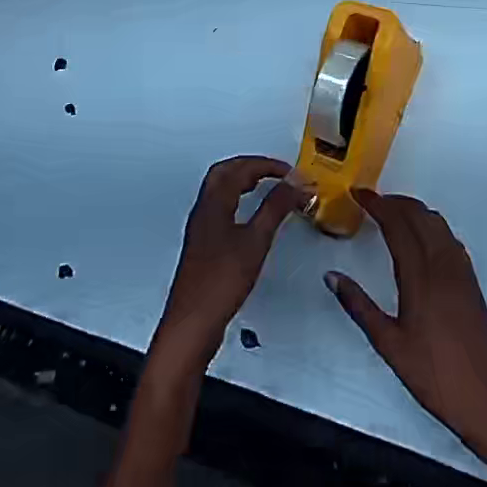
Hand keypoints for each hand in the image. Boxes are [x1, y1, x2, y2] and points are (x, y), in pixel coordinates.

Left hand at [156, 155, 304, 347]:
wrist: (193, 322)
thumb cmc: (219, 283)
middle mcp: (203, 211)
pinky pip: (221, 207)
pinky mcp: (204, 245)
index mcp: (213, 203)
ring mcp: (201, 228)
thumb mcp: (256, 241)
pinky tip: (251, 216)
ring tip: (268, 187)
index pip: (239, 168)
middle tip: (277, 172)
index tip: (289, 171)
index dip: (266, 164)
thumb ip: (275, 208)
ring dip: (244, 181)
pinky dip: (239, 199)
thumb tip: (293, 182)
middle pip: (225, 173)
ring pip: (220, 190)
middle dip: (252, 166)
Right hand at [327, 190, 486, 486]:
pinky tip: (422, 236)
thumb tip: (332, 276)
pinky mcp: (472, 282)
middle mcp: (443, 267)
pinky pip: (450, 239)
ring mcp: (462, 272)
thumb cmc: (432, 374)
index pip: (397, 225)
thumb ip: (359, 306)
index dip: (378, 205)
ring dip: (415, 210)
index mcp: (420, 278)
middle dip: (395, 202)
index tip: (359, 194)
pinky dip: (432, 225)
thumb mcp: (388, 344)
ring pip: (438, 224)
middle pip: (420, 217)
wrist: (485, 397)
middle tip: (372, 200)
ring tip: (393, 211)